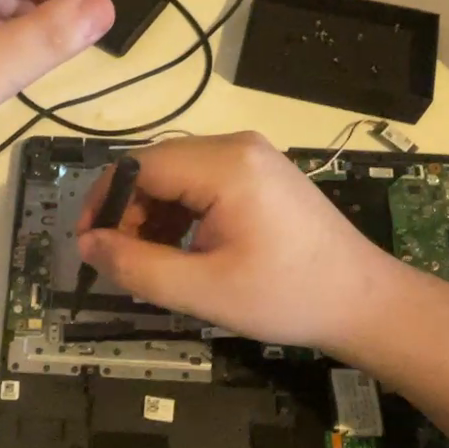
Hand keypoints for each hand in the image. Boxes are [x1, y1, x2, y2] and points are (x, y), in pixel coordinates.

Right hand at [76, 132, 400, 351]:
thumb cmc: (287, 296)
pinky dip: (180, 214)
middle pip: (155, 167)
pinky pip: (200, 183)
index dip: (104, 203)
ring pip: (175, 176)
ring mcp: (251, 157)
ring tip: (152, 262)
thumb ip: (137, 266)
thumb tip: (86, 246)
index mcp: (224, 164)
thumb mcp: (203, 290)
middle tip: (122, 262)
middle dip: (128, 213)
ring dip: (152, 216)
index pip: (138, 166)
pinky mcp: (259, 174)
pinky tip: (182, 250)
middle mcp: (236, 146)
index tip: (89, 247)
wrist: (362, 301)